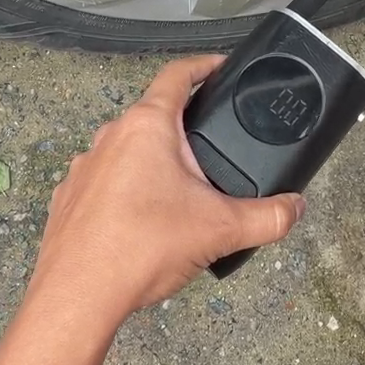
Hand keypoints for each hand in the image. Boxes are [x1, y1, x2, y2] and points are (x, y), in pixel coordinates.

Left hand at [28, 56, 304, 319]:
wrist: (77, 299)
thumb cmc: (144, 247)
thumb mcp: (221, 230)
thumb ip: (268, 217)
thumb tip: (295, 208)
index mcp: (147, 125)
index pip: (178, 75)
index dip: (204, 65)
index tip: (221, 67)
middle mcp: (111, 136)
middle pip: (153, 114)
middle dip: (183, 125)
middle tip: (212, 145)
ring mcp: (84, 167)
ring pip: (127, 148)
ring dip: (153, 158)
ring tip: (179, 190)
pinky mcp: (68, 199)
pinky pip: (104, 180)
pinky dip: (126, 189)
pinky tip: (142, 220)